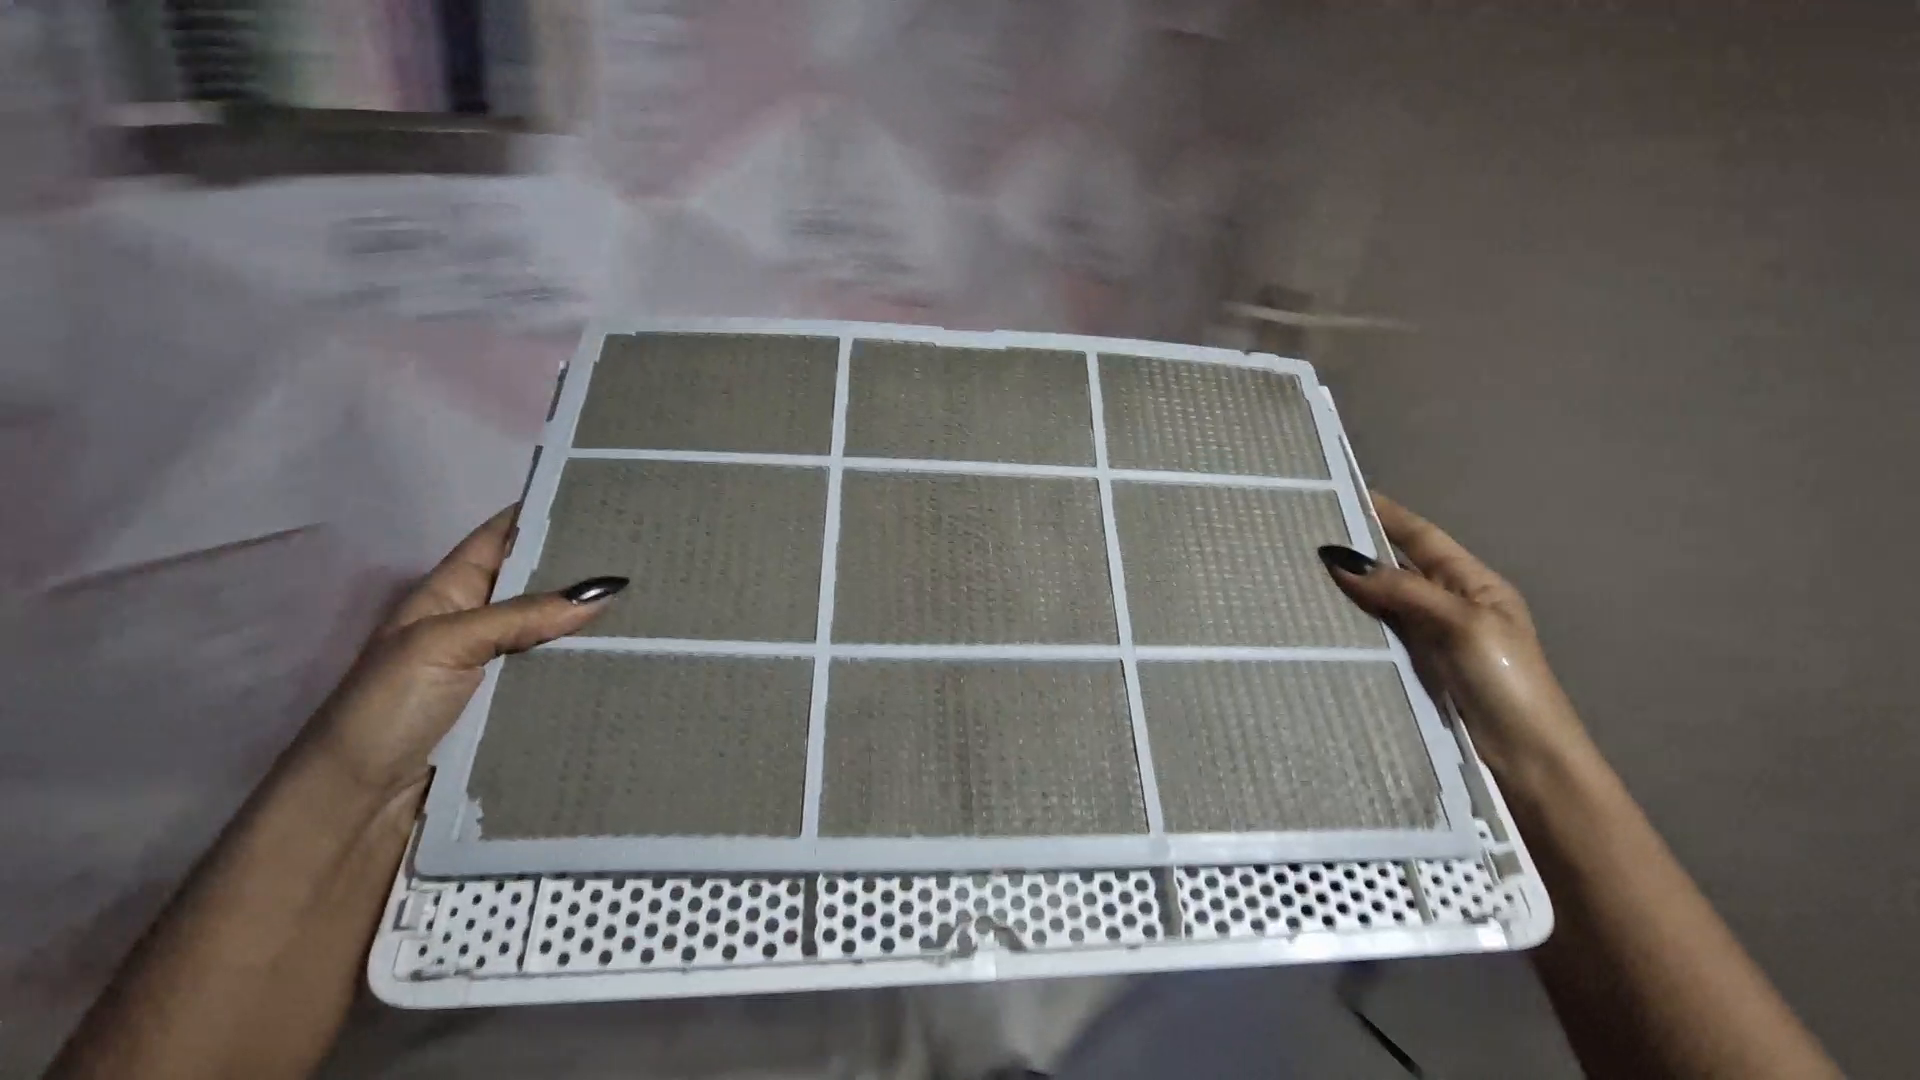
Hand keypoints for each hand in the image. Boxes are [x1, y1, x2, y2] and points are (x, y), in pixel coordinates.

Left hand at [308, 507, 626, 798]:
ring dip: (598, 624)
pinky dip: (595, 669)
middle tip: (649, 551)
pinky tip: (639, 658)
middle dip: (586, 568)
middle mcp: (478, 627)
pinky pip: (562, 680)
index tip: (602, 498)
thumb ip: (521, 615)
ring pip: (557, 635)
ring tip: (659, 601)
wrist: (358, 808)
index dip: (542, 514)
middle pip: (539, 586)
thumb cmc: (386, 710)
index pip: (501, 538)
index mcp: (448, 595)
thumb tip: (604, 589)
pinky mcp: (518, 712)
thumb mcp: (442, 644)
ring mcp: (500, 672)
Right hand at [1318, 493, 1596, 782]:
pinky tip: (1318, 621)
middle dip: (1358, 549)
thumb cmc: (1506, 682)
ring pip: (1382, 601)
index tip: (1342, 494)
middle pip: (1398, 567)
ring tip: (1299, 573)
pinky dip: (1350, 624)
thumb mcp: (1462, 623)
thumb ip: (1404, 590)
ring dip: (1348, 588)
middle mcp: (1450, 604)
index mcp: (1474, 584)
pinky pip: (1377, 635)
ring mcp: (1431, 639)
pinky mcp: (1415, 670)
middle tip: (1305, 535)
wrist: (1527, 760)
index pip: (1422, 537)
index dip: (1386, 514)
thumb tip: (1342, 558)